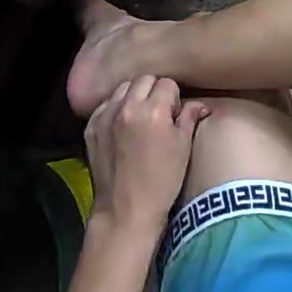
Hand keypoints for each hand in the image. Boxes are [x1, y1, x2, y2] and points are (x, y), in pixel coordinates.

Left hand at [84, 75, 209, 237]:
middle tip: (158, 113)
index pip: (167, 84)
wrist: (126, 211)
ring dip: (134, 96)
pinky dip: (116, 108)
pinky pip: (106, 104)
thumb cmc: (162, 181)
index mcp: (153, 110)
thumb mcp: (183, 148)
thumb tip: (199, 104)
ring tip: (139, 117)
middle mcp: (127, 107)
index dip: (174, 98)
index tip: (174, 115)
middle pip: (144, 80)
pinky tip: (122, 126)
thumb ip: (189, 118)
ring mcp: (106, 116)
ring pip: (123, 88)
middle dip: (154, 91)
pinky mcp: (91, 127)